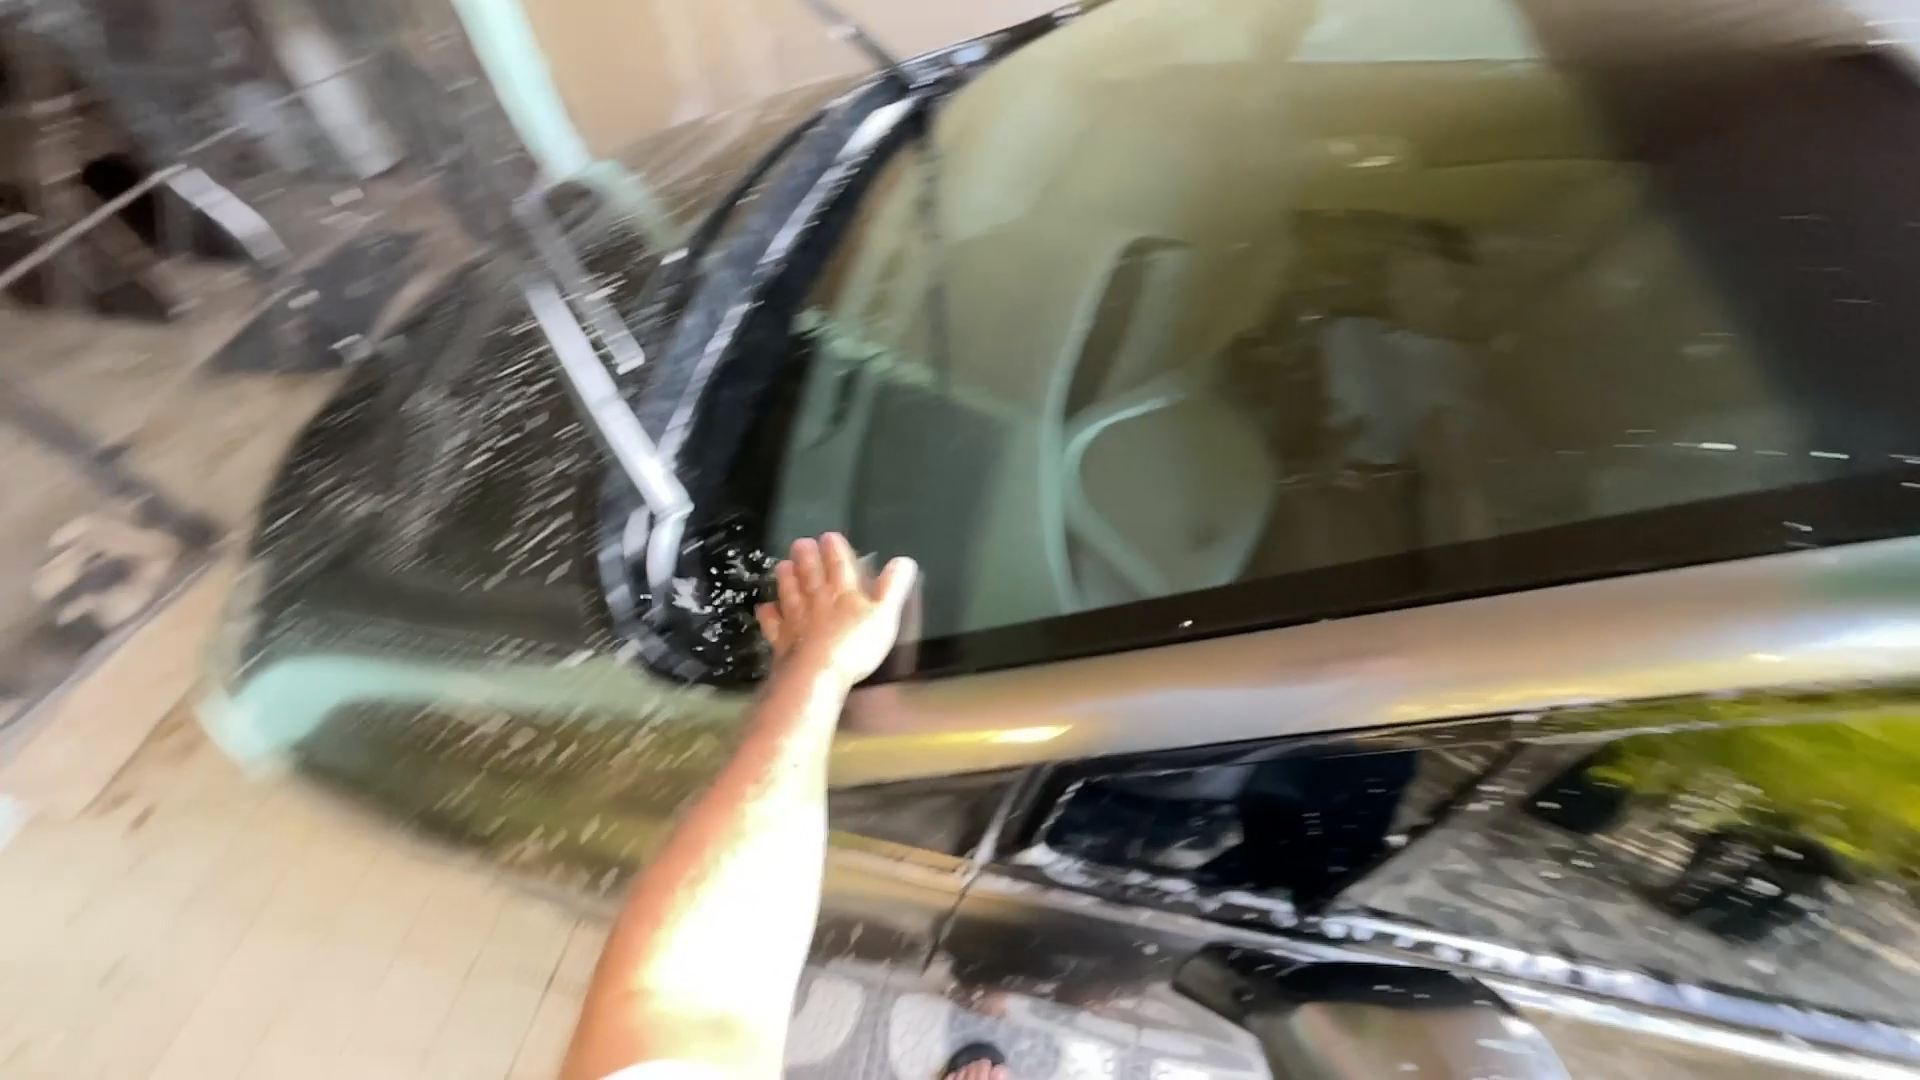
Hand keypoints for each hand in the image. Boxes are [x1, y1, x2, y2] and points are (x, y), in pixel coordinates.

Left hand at [757, 533, 916, 688]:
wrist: (817, 675)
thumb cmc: (856, 645)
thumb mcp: (885, 615)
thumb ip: (893, 587)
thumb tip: (904, 560)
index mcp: (843, 590)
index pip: (838, 563)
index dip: (834, 548)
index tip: (829, 536)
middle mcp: (816, 599)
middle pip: (810, 573)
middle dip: (806, 556)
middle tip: (800, 543)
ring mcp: (796, 619)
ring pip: (790, 593)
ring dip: (787, 578)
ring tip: (782, 565)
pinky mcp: (782, 640)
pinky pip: (773, 623)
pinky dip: (768, 614)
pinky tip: (764, 607)